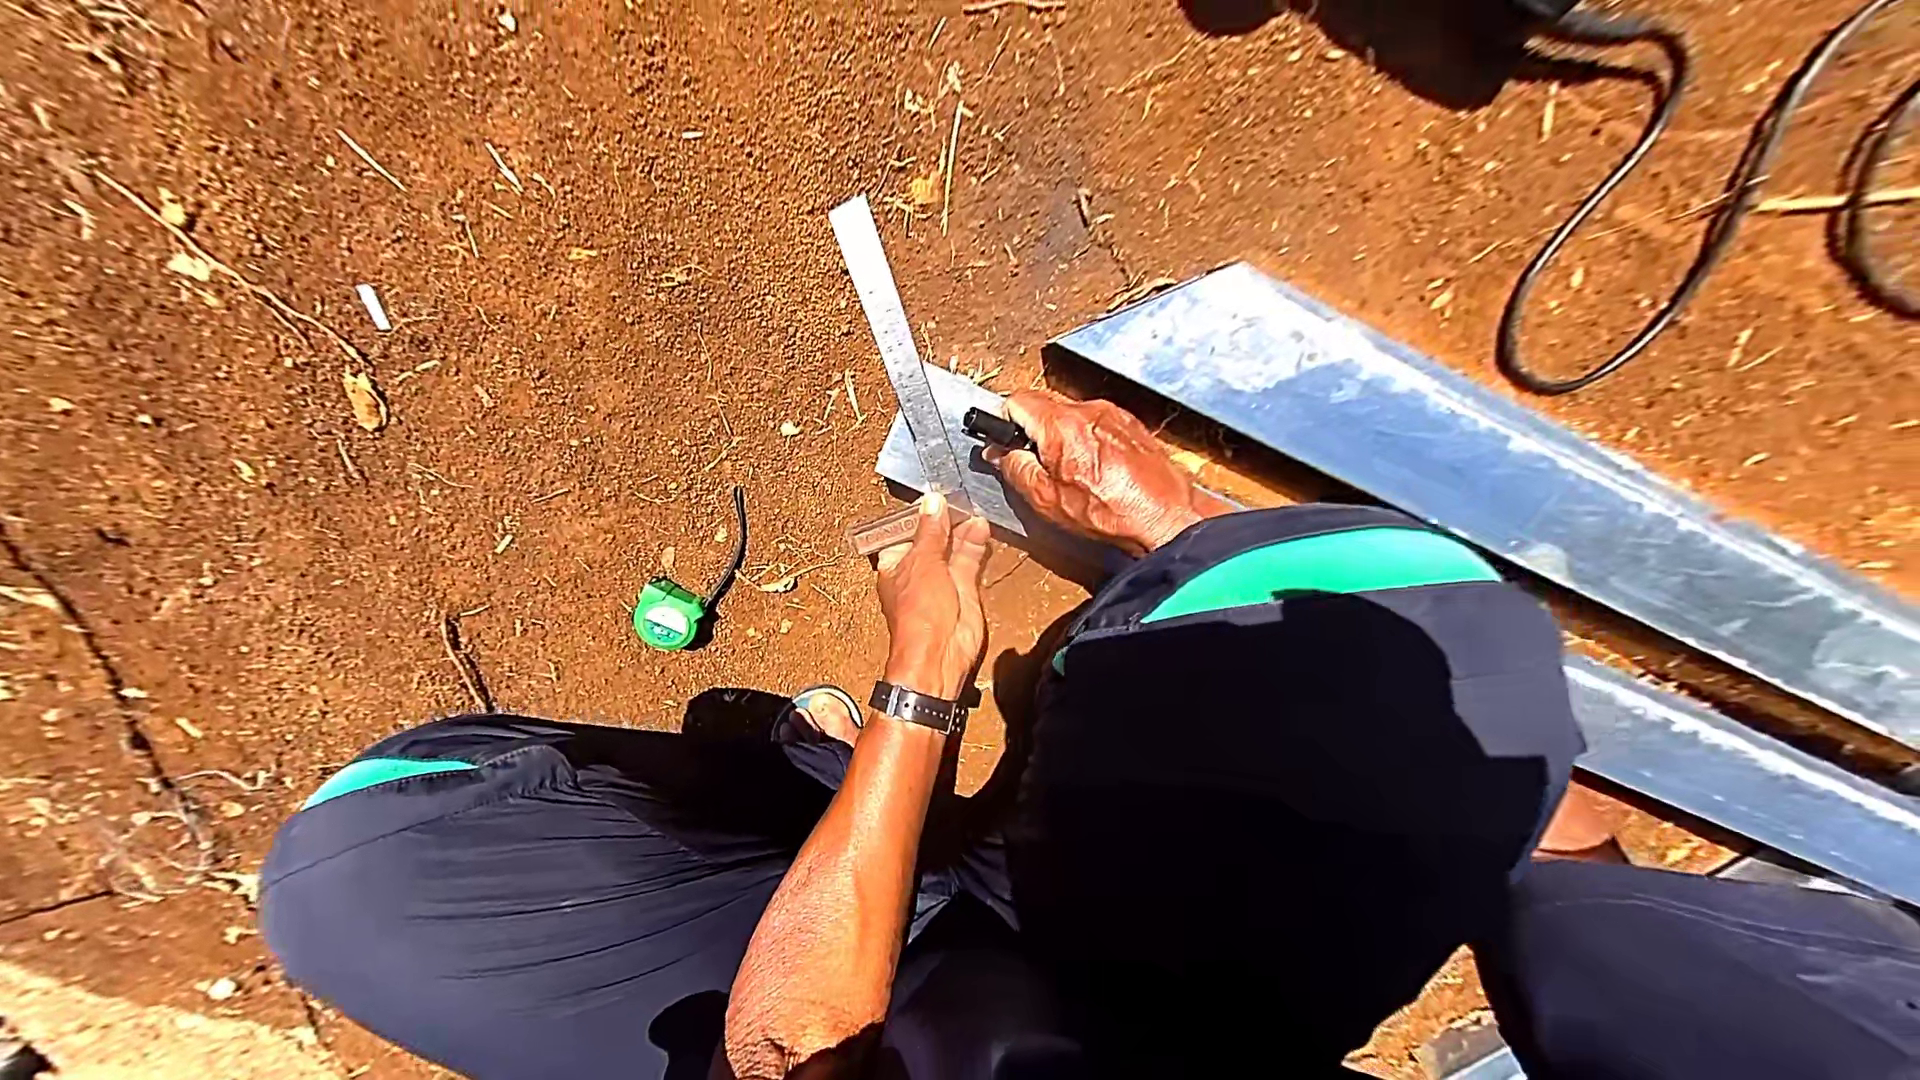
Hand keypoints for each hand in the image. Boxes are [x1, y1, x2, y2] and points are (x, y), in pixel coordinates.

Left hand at [874, 492, 991, 701]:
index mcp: (895, 564)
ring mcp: (942, 580)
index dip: (920, 514)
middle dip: (945, 519)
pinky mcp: (964, 589)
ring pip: (953, 547)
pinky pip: (970, 561)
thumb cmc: (919, 613)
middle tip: (957, 497)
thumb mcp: (923, 561)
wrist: (940, 652)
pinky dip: (976, 544)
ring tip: (972, 509)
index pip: (906, 531)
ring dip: (963, 529)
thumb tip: (932, 503)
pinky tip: (981, 527)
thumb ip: (931, 531)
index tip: (934, 495)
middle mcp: (917, 571)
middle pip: (932, 537)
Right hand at [985, 390, 1224, 554]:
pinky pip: (1096, 425)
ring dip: (1063, 439)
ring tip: (1073, 475)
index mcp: (1060, 423)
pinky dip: (1088, 443)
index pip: (1016, 401)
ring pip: (1071, 417)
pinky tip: (1096, 472)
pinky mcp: (1130, 424)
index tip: (1005, 443)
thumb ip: (1015, 468)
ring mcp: (1112, 414)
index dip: (1005, 423)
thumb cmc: (1111, 512)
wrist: (1165, 517)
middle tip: (1038, 467)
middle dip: (1034, 433)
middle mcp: (1087, 409)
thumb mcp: (1046, 498)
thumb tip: (999, 452)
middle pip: (1044, 408)